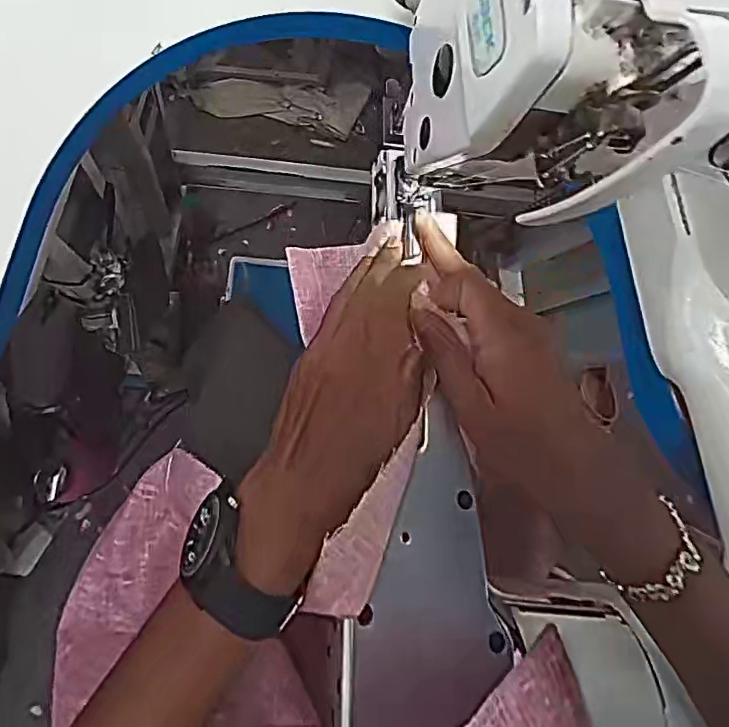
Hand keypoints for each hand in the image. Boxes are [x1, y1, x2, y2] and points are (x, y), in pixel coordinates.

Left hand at [238, 225, 427, 595]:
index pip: (403, 303)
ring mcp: (325, 347)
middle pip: (377, 291)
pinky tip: (356, 279)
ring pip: (353, 294)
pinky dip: (348, 288)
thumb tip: (428, 342)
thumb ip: (415, 374)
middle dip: (397, 264)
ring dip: (371, 267)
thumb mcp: (400, 421)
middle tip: (411, 245)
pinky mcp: (310, 354)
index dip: (420, 281)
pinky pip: (334, 309)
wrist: (295, 483)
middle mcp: (349, 346)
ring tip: (386, 248)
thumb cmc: (350, 463)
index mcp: (378, 362)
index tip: (433, 269)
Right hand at [409, 214, 675, 583]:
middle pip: (474, 283)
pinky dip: (470, 310)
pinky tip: (453, 323)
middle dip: (443, 264)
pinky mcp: (534, 348)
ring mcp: (531, 335)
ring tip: (426, 286)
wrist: (578, 472)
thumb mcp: (470, 406)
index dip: (436, 254)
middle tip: (420, 241)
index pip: (463, 278)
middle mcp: (521, 325)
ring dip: (455, 290)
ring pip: (484, 299)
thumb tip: (421, 313)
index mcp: (503, 333)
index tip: (419, 229)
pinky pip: (495, 316)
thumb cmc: (529, 450)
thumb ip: (443, 353)